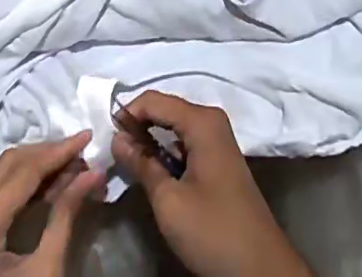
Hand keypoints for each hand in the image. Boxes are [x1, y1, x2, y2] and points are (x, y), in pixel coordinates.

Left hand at [0, 132, 104, 276]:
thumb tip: (94, 172)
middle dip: (46, 154)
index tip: (88, 136)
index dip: (57, 151)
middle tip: (81, 151)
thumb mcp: (47, 271)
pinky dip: (19, 187)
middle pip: (5, 168)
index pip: (21, 173)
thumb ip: (66, 215)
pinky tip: (46, 188)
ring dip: (34, 167)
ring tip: (70, 167)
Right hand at [110, 92, 311, 276]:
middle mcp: (211, 120)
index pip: (155, 100)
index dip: (127, 114)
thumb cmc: (212, 229)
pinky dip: (164, 152)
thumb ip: (142, 164)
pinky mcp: (217, 157)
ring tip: (126, 165)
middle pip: (165, 109)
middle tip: (111, 154)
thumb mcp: (169, 201)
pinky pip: (184, 142)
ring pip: (173, 127)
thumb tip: (117, 138)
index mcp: (202, 121)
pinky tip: (151, 173)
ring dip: (149, 141)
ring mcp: (217, 138)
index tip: (103, 139)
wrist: (257, 263)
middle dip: (137, 127)